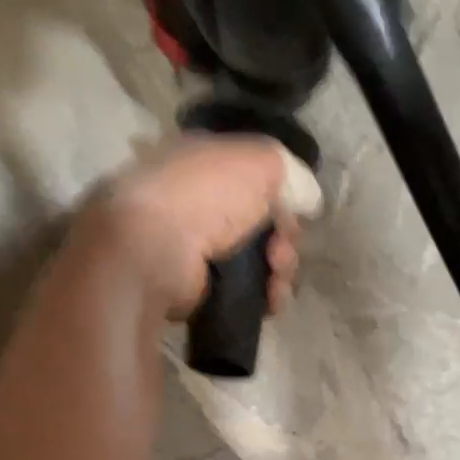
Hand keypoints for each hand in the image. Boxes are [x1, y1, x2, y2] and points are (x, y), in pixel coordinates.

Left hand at [65, 135, 323, 321]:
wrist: (155, 250)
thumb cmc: (203, 195)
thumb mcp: (255, 161)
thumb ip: (285, 168)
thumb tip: (304, 195)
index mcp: (202, 164)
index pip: (253, 179)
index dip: (281, 195)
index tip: (294, 210)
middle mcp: (197, 203)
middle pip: (263, 222)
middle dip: (285, 237)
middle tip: (281, 247)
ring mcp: (197, 248)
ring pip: (262, 259)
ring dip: (281, 269)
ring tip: (275, 275)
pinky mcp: (201, 289)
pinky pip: (250, 292)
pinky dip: (267, 296)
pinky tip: (270, 298)